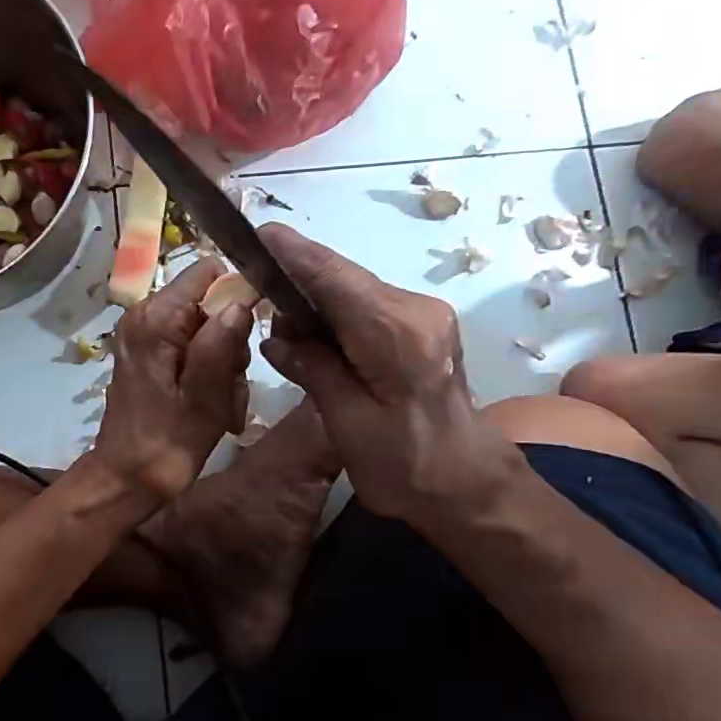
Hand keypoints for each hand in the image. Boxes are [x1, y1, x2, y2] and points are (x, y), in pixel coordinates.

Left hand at [93, 256, 253, 502]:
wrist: (125, 479)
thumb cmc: (168, 443)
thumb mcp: (205, 397)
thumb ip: (221, 344)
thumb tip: (241, 299)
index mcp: (155, 318)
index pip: (208, 272)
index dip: (237, 296)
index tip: (247, 337)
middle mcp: (144, 314)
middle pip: (209, 301)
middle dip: (230, 340)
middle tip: (229, 385)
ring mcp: (143, 332)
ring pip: (206, 326)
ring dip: (223, 362)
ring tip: (220, 402)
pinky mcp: (146, 351)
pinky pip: (190, 345)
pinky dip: (207, 369)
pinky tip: (209, 402)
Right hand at [255, 224, 525, 520]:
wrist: (469, 487)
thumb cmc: (407, 467)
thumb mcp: (347, 424)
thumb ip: (312, 370)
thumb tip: (274, 338)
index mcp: (396, 333)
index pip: (334, 277)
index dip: (293, 253)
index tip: (258, 233)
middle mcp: (415, 310)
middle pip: (343, 278)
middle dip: (296, 278)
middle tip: (251, 287)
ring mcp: (423, 316)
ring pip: (353, 291)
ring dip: (313, 300)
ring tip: (278, 326)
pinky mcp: (421, 328)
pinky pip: (365, 307)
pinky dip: (333, 315)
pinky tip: (309, 334)